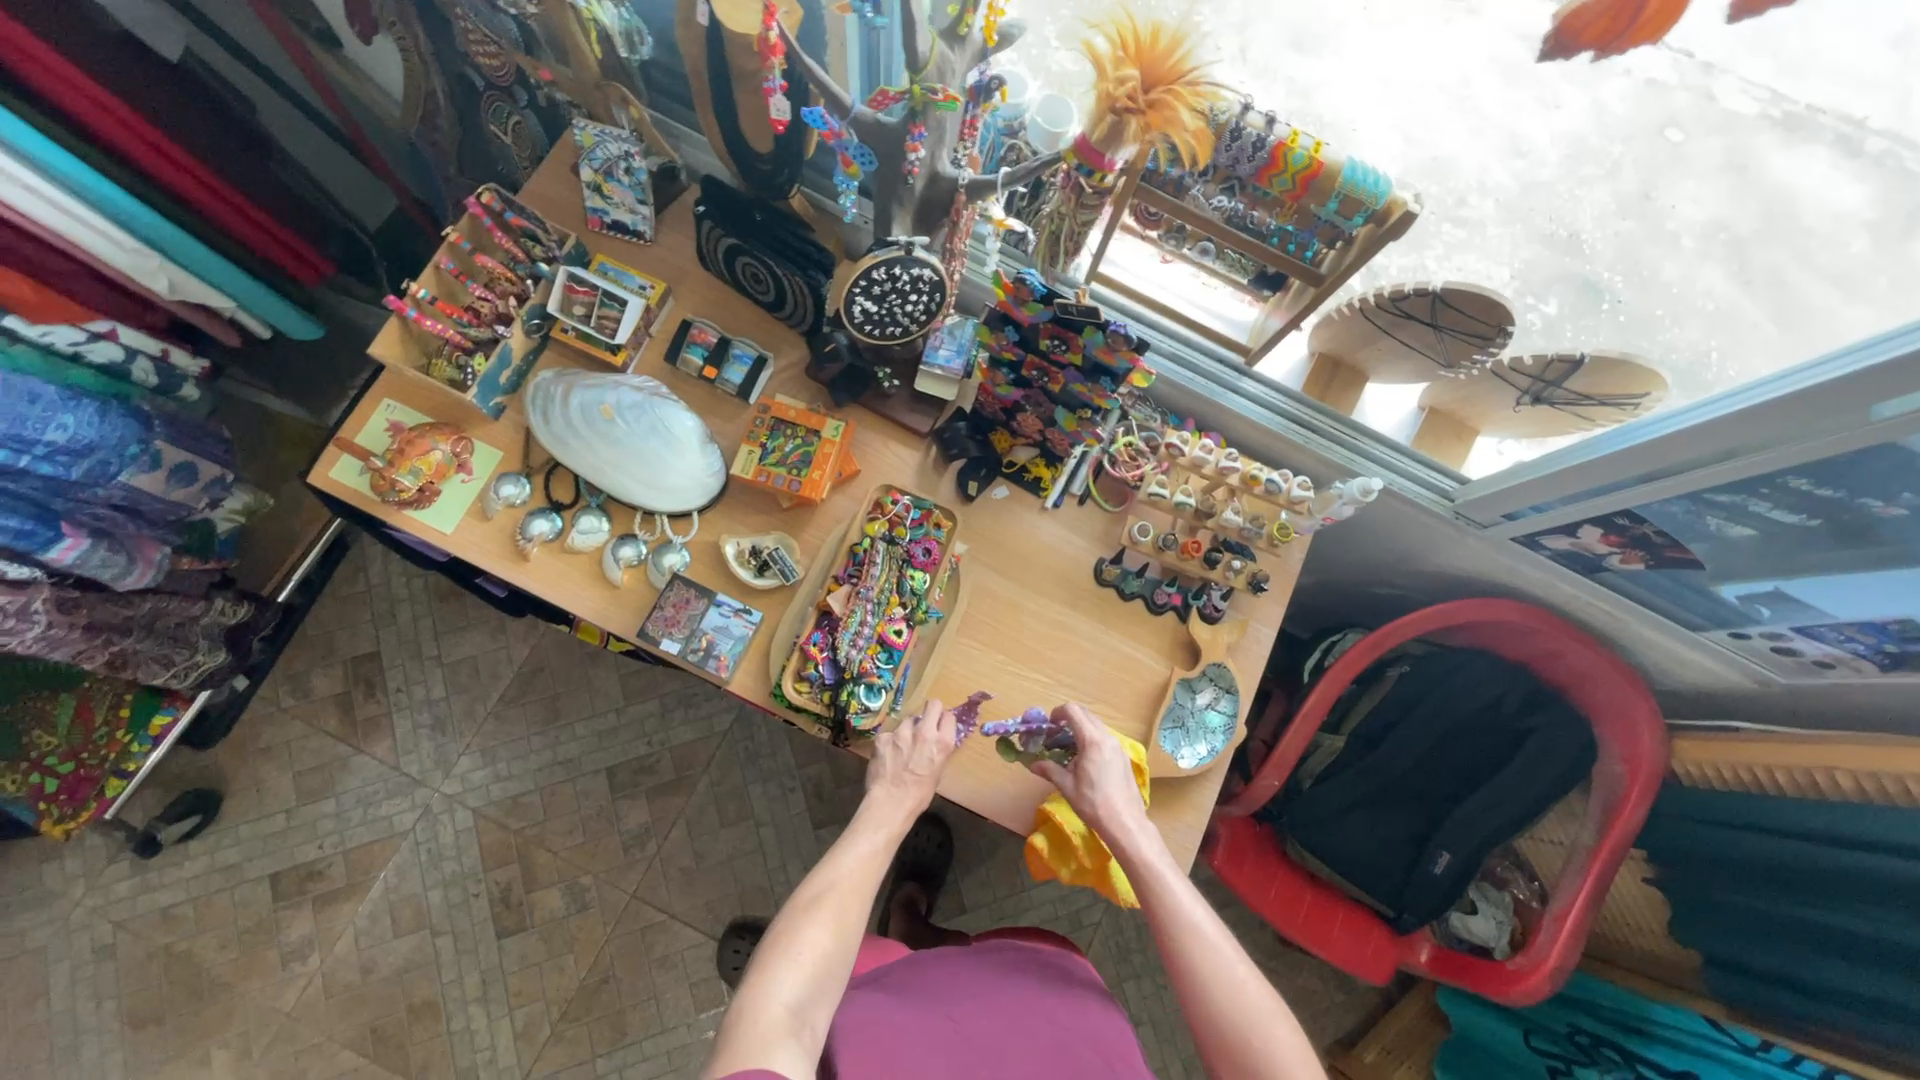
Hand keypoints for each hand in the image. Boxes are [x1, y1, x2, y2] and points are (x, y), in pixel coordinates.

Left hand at [866, 698, 958, 815]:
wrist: (891, 803)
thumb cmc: (919, 795)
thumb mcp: (937, 771)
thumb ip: (937, 751)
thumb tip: (933, 743)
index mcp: (942, 743)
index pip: (949, 716)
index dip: (943, 720)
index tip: (939, 725)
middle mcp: (924, 732)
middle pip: (933, 705)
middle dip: (930, 711)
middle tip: (924, 723)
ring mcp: (902, 732)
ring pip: (907, 720)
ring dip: (906, 730)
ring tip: (901, 746)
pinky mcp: (883, 736)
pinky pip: (889, 733)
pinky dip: (889, 741)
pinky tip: (887, 755)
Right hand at [1028, 703, 1150, 845]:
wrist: (1125, 823)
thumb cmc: (1093, 804)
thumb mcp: (1067, 787)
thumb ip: (1049, 770)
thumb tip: (1032, 764)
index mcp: (1092, 741)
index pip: (1073, 711)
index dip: (1058, 713)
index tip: (1049, 725)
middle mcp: (1107, 738)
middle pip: (1086, 715)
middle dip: (1069, 720)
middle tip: (1055, 736)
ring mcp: (1118, 746)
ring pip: (1097, 726)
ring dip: (1081, 730)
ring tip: (1069, 750)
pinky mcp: (1124, 756)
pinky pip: (1105, 738)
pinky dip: (1092, 739)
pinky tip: (1085, 761)